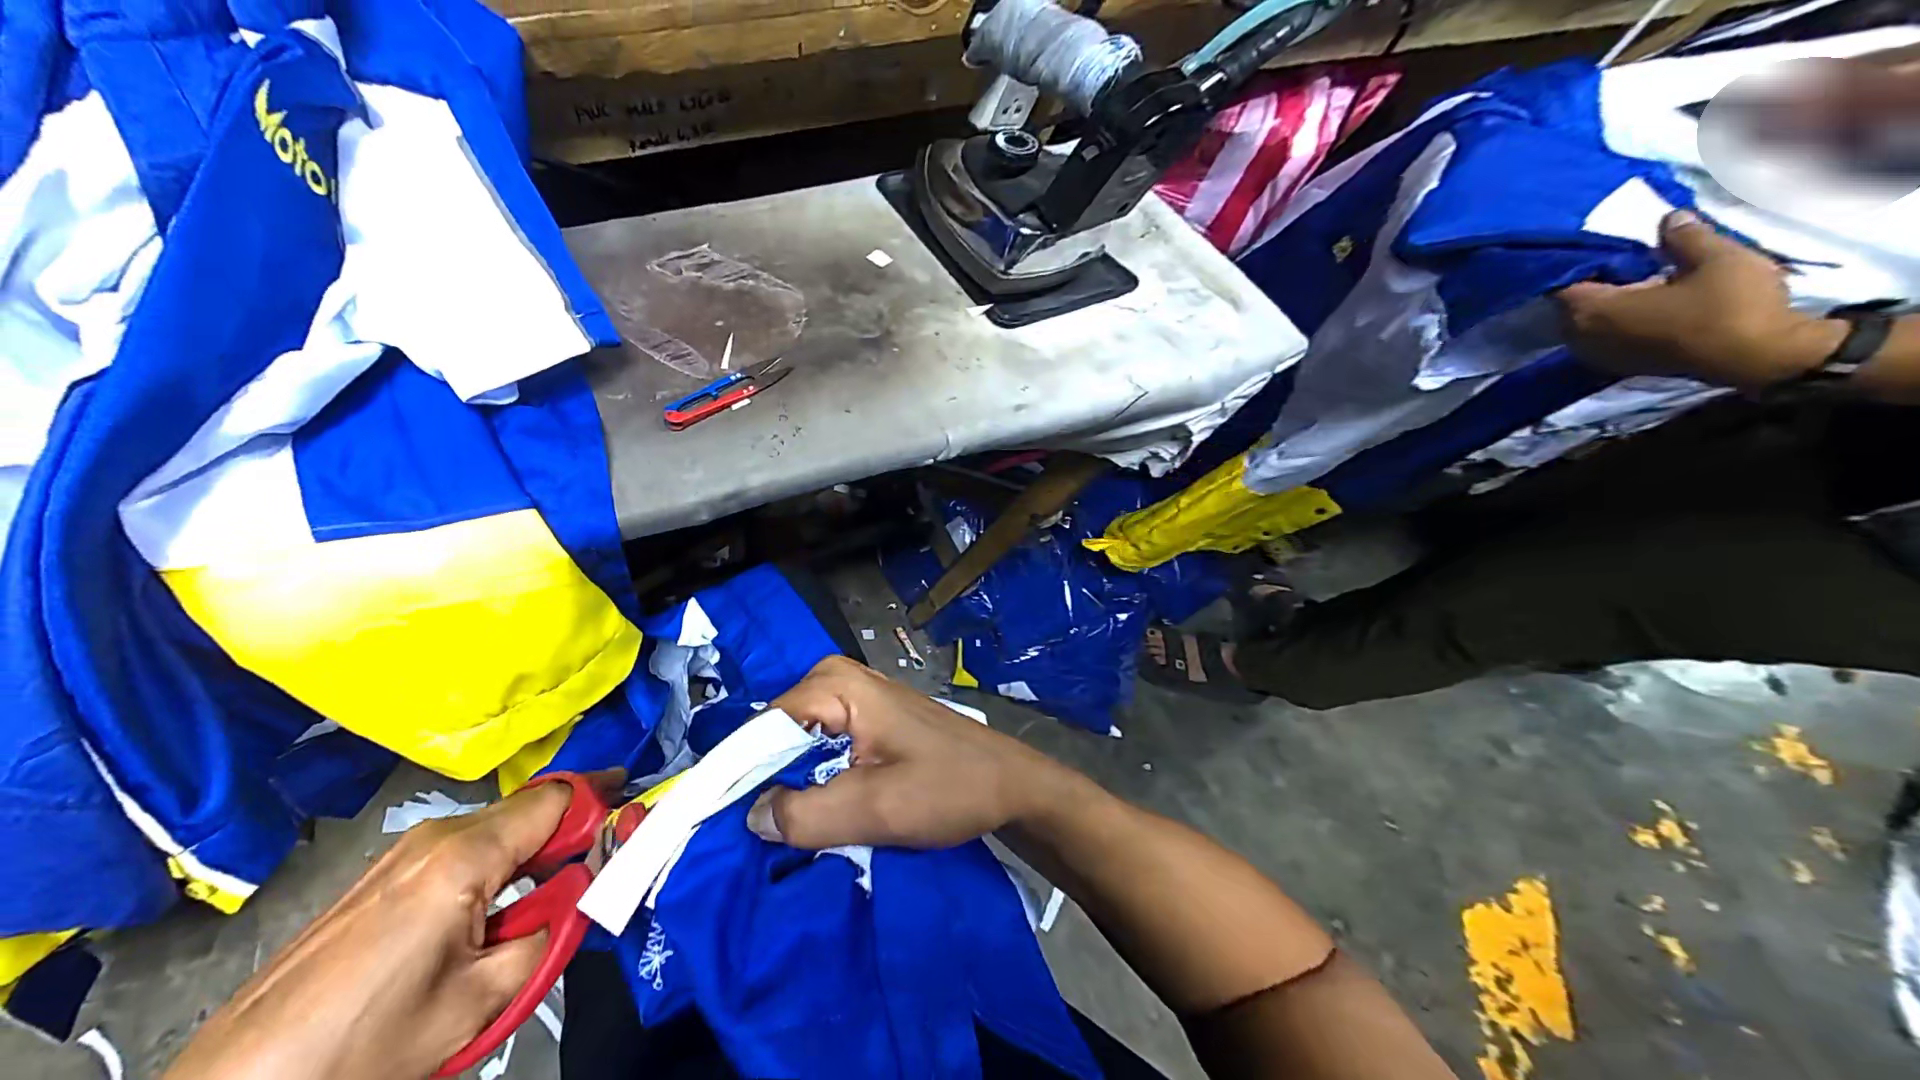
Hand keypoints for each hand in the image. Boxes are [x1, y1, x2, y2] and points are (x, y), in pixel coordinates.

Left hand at [165, 769, 623, 1079]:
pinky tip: (499, 911)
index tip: (635, 811)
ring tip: (551, 897)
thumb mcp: (483, 997)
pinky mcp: (381, 878)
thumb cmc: (363, 1045)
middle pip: (528, 809)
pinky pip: (462, 852)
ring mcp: (401, 856)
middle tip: (604, 859)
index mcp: (463, 856)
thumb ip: (552, 931)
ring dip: (535, 852)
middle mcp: (433, 839)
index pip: (558, 798)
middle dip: (573, 829)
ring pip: (497, 831)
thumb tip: (582, 892)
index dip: (603, 799)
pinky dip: (499, 866)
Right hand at [750, 656, 1085, 849]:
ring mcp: (853, 695)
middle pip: (774, 734)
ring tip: (778, 829)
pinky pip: (817, 745)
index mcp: (836, 686)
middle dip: (763, 782)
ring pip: (794, 743)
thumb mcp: (877, 810)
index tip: (715, 827)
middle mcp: (837, 678)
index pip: (760, 730)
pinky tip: (808, 809)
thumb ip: (806, 815)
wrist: (1010, 783)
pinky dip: (809, 777)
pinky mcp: (864, 717)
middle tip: (753, 836)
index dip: (737, 778)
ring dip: (786, 784)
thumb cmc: (950, 788)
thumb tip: (750, 817)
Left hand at [1556, 210, 1844, 389]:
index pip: (1563, 283)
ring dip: (1611, 300)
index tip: (1611, 243)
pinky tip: (1649, 301)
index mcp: (1589, 312)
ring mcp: (1598, 355)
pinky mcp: (1620, 364)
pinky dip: (1619, 318)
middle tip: (1633, 257)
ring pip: (1589, 320)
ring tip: (1645, 275)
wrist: (1758, 358)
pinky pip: (1605, 335)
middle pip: (1574, 302)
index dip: (1585, 261)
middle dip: (1598, 280)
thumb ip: (1683, 236)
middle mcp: (1580, 338)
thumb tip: (1668, 217)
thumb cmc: (1729, 306)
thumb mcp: (1714, 257)